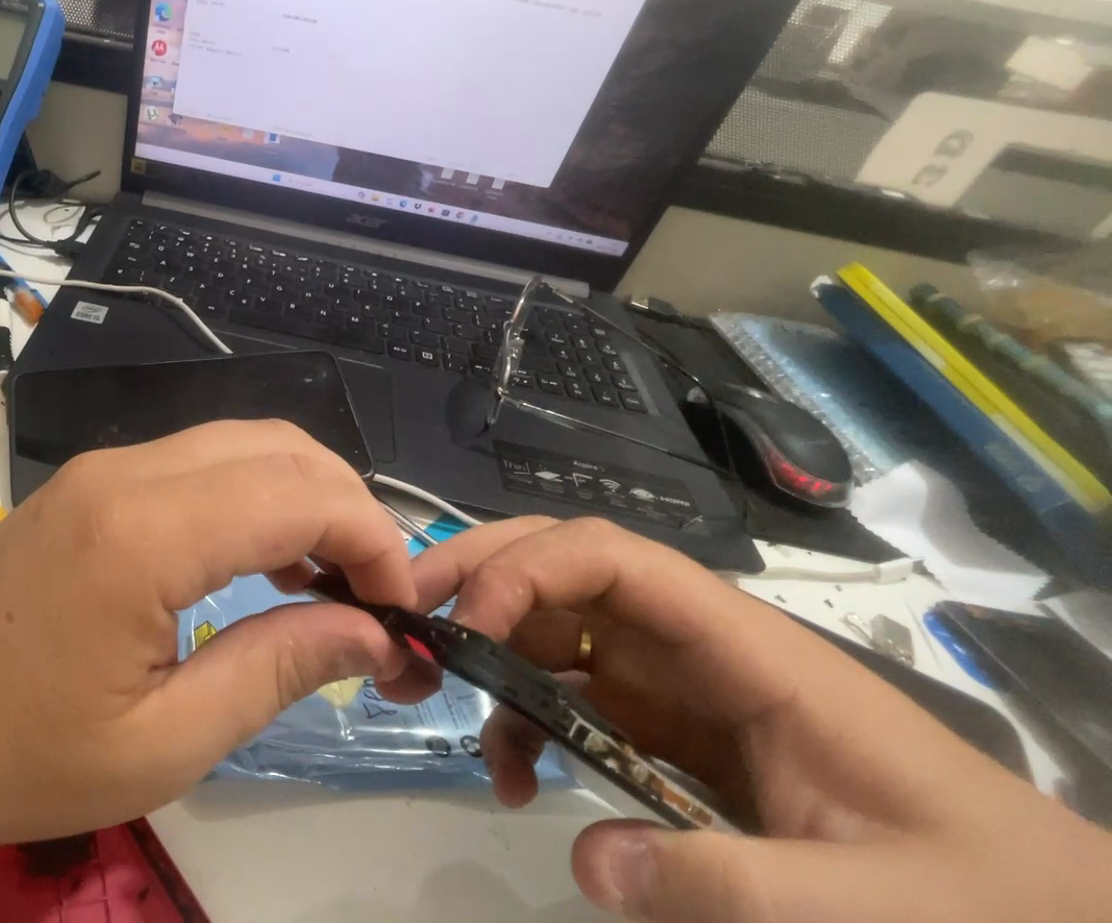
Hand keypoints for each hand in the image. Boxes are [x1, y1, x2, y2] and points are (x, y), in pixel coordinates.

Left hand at [0, 420, 429, 870]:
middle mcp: (124, 473)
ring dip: (301, 498)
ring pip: (239, 445)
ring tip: (329, 584)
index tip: (402, 611)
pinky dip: (250, 498)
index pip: (300, 494)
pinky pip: (194, 466)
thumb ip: (280, 668)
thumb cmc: (16, 757)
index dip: (373, 542)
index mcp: (144, 532)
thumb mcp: (166, 741)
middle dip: (348, 510)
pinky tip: (261, 563)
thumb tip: (375, 632)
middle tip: (376, 598)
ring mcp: (99, 470)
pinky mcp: (84, 486)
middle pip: (278, 448)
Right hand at [410, 516, 1111, 921]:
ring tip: (446, 712)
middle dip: (477, 578)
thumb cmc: (987, 901)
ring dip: (487, 652)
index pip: (611, 561)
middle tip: (402, 618)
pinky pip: (567, 693)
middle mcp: (692, 645)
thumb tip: (582, 857)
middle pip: (563, 569)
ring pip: (552, 627)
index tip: (463, 633)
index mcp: (742, 646)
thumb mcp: (869, 909)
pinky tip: (515, 777)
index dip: (524, 571)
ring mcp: (672, 685)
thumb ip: (729, 885)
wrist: (1053, 922)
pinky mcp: (662, 728)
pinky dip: (520, 717)